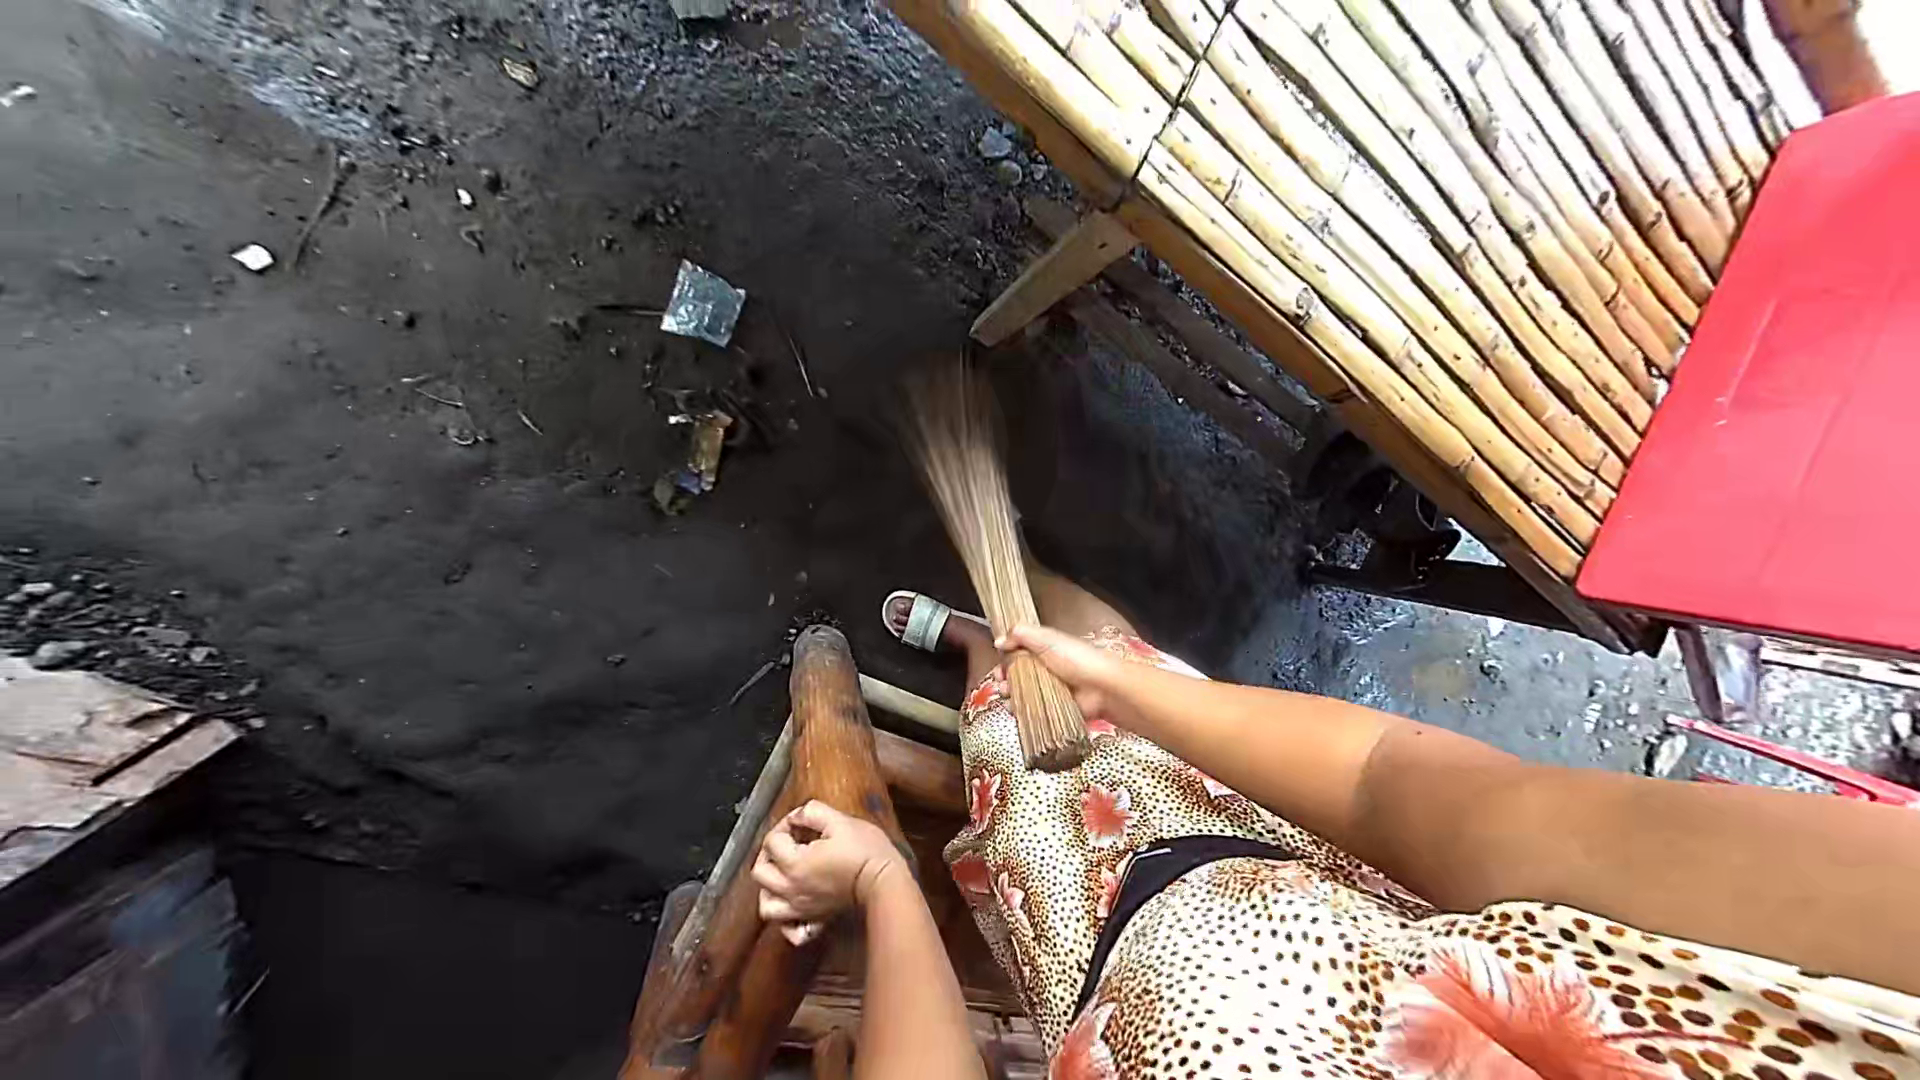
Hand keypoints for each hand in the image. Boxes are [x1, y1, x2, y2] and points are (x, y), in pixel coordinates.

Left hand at [753, 800, 907, 945]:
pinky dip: (784, 919)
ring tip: (784, 872)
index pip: (772, 840)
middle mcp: (790, 889)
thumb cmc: (864, 850)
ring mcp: (800, 908)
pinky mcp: (813, 920)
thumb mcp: (839, 820)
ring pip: (766, 905)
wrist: (884, 882)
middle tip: (787, 841)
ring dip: (769, 887)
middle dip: (769, 852)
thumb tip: (797, 815)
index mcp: (794, 863)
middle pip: (760, 872)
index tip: (802, 820)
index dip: (786, 824)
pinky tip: (793, 903)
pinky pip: (788, 928)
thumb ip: (812, 812)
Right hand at [997, 624, 1140, 730]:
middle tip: (1001, 682)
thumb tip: (998, 641)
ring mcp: (1051, 689)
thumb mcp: (1046, 638)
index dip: (1006, 658)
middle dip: (1005, 679)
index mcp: (1045, 649)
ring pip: (1023, 693)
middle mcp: (1047, 668)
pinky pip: (1034, 711)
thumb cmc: (1077, 659)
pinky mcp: (1055, 708)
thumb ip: (1020, 634)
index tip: (999, 665)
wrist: (1103, 687)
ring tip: (1008, 697)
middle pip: (1018, 674)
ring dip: (1011, 696)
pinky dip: (1023, 712)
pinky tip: (1017, 711)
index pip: (1018, 652)